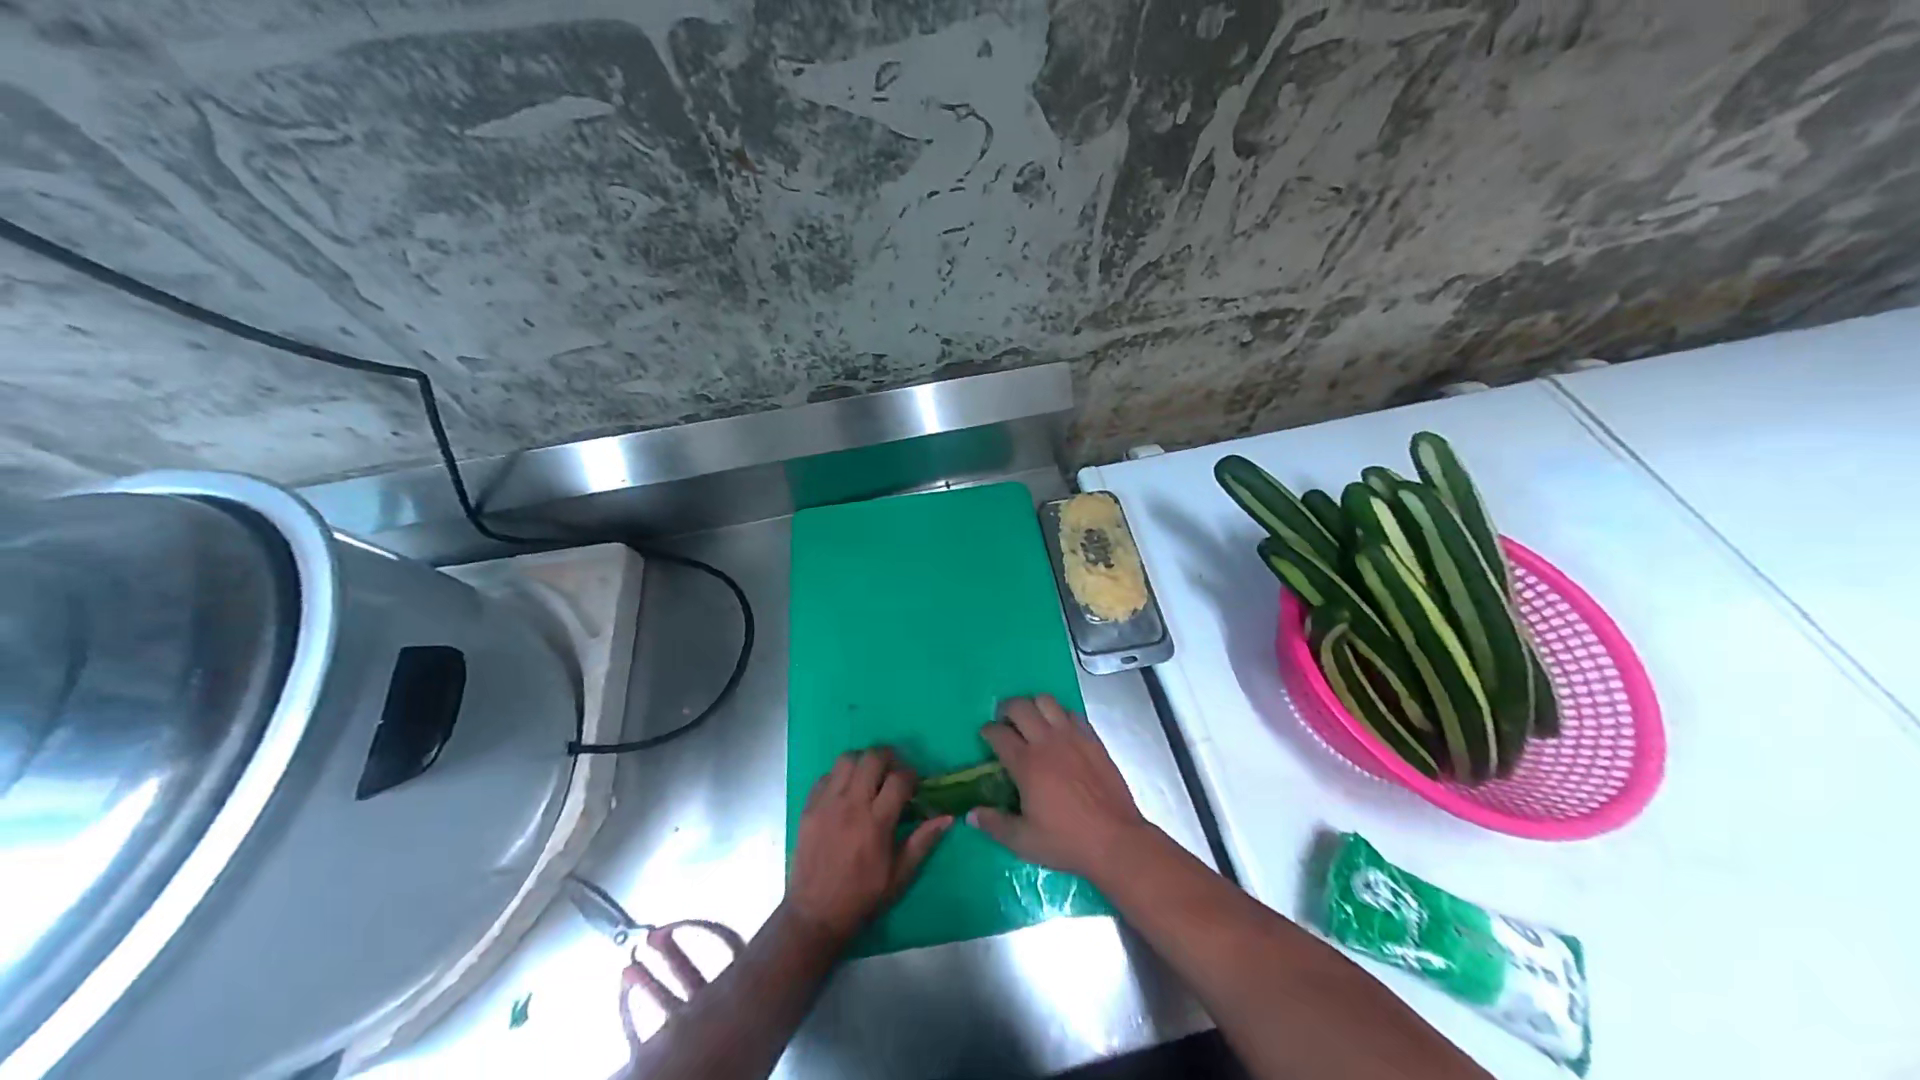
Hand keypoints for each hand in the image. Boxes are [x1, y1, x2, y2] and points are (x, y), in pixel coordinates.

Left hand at [786, 747, 951, 944]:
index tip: (914, 785)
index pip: (899, 779)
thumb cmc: (863, 896)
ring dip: (863, 761)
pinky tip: (846, 791)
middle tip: (894, 772)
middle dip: (888, 758)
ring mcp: (826, 803)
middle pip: (872, 758)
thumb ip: (923, 841)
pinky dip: (839, 776)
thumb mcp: (900, 875)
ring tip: (869, 776)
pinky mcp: (808, 807)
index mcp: (876, 822)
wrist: (816, 914)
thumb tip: (948, 817)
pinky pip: (825, 776)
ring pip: (846, 759)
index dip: (911, 775)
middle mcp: (851, 805)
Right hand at [970, 695, 1153, 881]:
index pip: (998, 734)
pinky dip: (1061, 715)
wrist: (1116, 840)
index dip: (987, 731)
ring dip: (1034, 706)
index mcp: (1027, 763)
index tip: (985, 736)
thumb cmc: (1067, 841)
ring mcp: (1073, 737)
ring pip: (1047, 701)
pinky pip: (1073, 713)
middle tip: (1005, 722)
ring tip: (1032, 721)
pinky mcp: (1093, 740)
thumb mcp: (1023, 841)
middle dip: (1006, 709)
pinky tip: (1060, 731)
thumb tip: (971, 814)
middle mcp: (1048, 742)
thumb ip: (994, 825)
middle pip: (1020, 707)